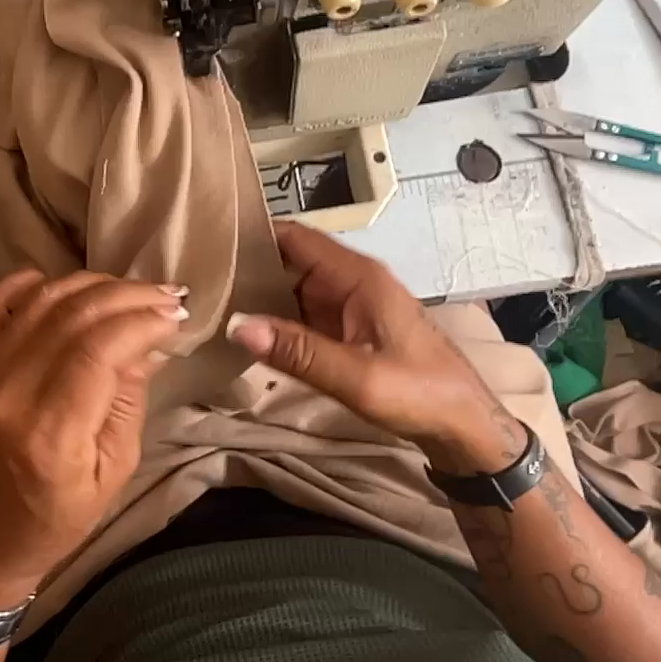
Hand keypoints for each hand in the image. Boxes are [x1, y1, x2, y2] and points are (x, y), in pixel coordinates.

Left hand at [0, 270, 186, 608]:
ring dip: (92, 284)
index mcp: (51, 432)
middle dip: (127, 296)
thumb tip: (149, 341)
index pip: (99, 349)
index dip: (142, 322)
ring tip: (130, 292)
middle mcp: (12, 392)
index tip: (175, 317)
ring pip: (42, 300)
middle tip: (165, 297)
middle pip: (73, 315)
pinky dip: (28, 283)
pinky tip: (64, 286)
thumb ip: (130, 399)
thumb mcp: (117, 468)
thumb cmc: (61, 513)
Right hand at [225, 221, 526, 474]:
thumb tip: (237, 325)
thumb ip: (298, 352)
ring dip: (256, 293)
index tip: (208, 241)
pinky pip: (299, 313)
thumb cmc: (420, 394)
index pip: (296, 237)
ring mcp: (346, 305)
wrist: (464, 427)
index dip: (254, 233)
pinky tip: (241, 330)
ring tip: (206, 300)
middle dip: (246, 266)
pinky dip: (271, 318)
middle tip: (196, 279)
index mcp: (358, 276)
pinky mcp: (344, 329)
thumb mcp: (358, 377)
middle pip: (288, 259)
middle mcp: (349, 281)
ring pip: (290, 286)